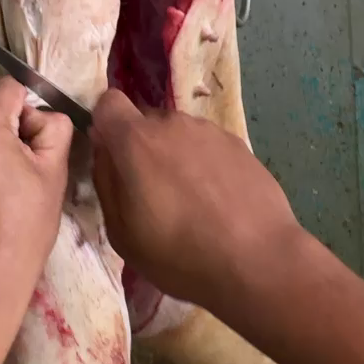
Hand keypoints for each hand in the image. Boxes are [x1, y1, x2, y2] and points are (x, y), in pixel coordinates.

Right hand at [90, 89, 305, 311]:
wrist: (258, 260)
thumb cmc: (180, 253)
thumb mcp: (122, 233)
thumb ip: (105, 182)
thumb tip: (105, 151)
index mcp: (136, 140)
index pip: (108, 102)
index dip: (107, 125)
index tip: (114, 156)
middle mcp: (171, 123)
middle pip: (145, 122)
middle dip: (142, 148)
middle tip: (153, 192)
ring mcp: (207, 130)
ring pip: (177, 134)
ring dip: (175, 156)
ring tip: (192, 201)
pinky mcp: (237, 142)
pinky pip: (206, 145)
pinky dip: (205, 164)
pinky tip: (218, 201)